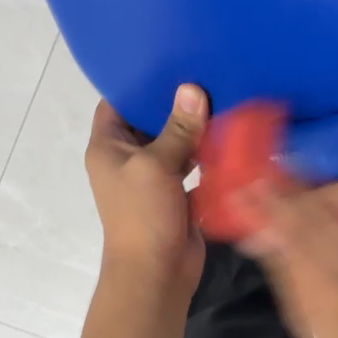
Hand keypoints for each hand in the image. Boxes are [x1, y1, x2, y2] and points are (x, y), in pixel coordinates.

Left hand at [85, 85, 208, 298]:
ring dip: (196, 133)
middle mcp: (129, 161)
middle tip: (206, 77)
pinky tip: (229, 141)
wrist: (157, 273)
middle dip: (176, 107)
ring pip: (176, 147)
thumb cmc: (144, 216)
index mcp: (109, 147)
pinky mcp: (178, 199)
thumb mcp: (157, 165)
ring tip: (223, 103)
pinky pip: (193, 171)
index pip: (118, 103)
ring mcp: (155, 181)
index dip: (139, 84)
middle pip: (152, 123)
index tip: (169, 64)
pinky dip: (207, 159)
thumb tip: (193, 90)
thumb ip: (177, 129)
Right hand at [245, 178, 337, 337]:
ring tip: (312, 199)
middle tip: (277, 191)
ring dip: (326, 190)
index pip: (293, 226)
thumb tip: (256, 227)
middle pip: (320, 206)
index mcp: (325, 282)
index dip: (270, 202)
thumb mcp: (296, 311)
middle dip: (292, 191)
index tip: (252, 188)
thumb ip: (279, 264)